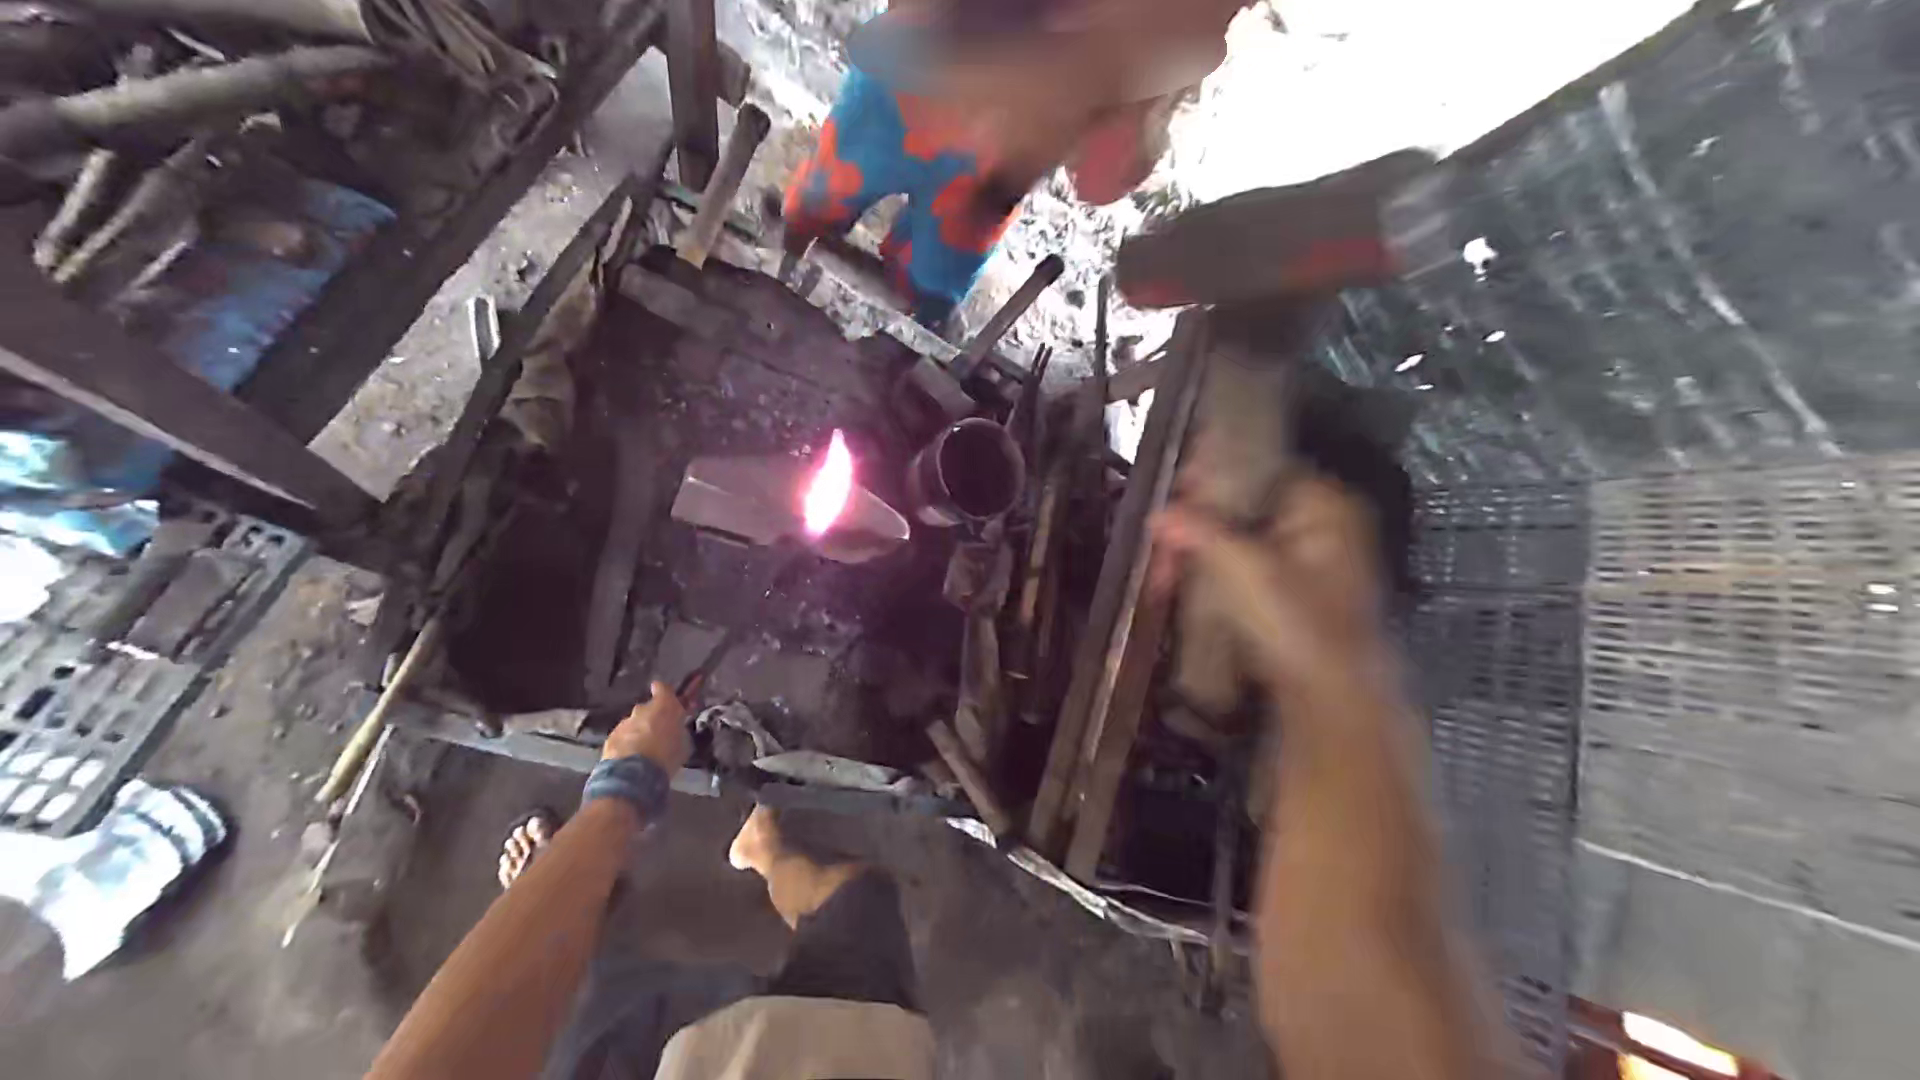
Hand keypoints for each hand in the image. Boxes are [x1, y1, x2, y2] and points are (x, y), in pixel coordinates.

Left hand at [602, 682, 690, 769]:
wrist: (634, 774)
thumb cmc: (667, 755)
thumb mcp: (684, 742)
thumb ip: (679, 729)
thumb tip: (676, 727)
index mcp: (663, 706)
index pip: (663, 688)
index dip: (664, 692)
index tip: (667, 700)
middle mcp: (642, 709)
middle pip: (647, 709)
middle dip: (652, 718)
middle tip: (658, 734)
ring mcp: (624, 723)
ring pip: (633, 724)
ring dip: (638, 732)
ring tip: (643, 750)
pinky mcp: (610, 738)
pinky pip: (622, 737)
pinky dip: (626, 744)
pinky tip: (631, 758)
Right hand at [1151, 472, 1387, 695]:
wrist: (1330, 697)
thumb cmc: (1296, 623)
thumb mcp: (1244, 569)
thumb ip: (1198, 531)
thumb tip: (1158, 513)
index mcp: (1324, 505)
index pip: (1259, 466)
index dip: (1212, 475)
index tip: (1173, 493)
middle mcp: (1320, 523)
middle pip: (1244, 504)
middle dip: (1196, 525)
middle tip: (1161, 548)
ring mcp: (1307, 558)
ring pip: (1238, 535)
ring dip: (1198, 551)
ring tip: (1163, 575)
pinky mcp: (1291, 588)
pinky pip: (1242, 563)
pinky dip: (1213, 570)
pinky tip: (1183, 584)